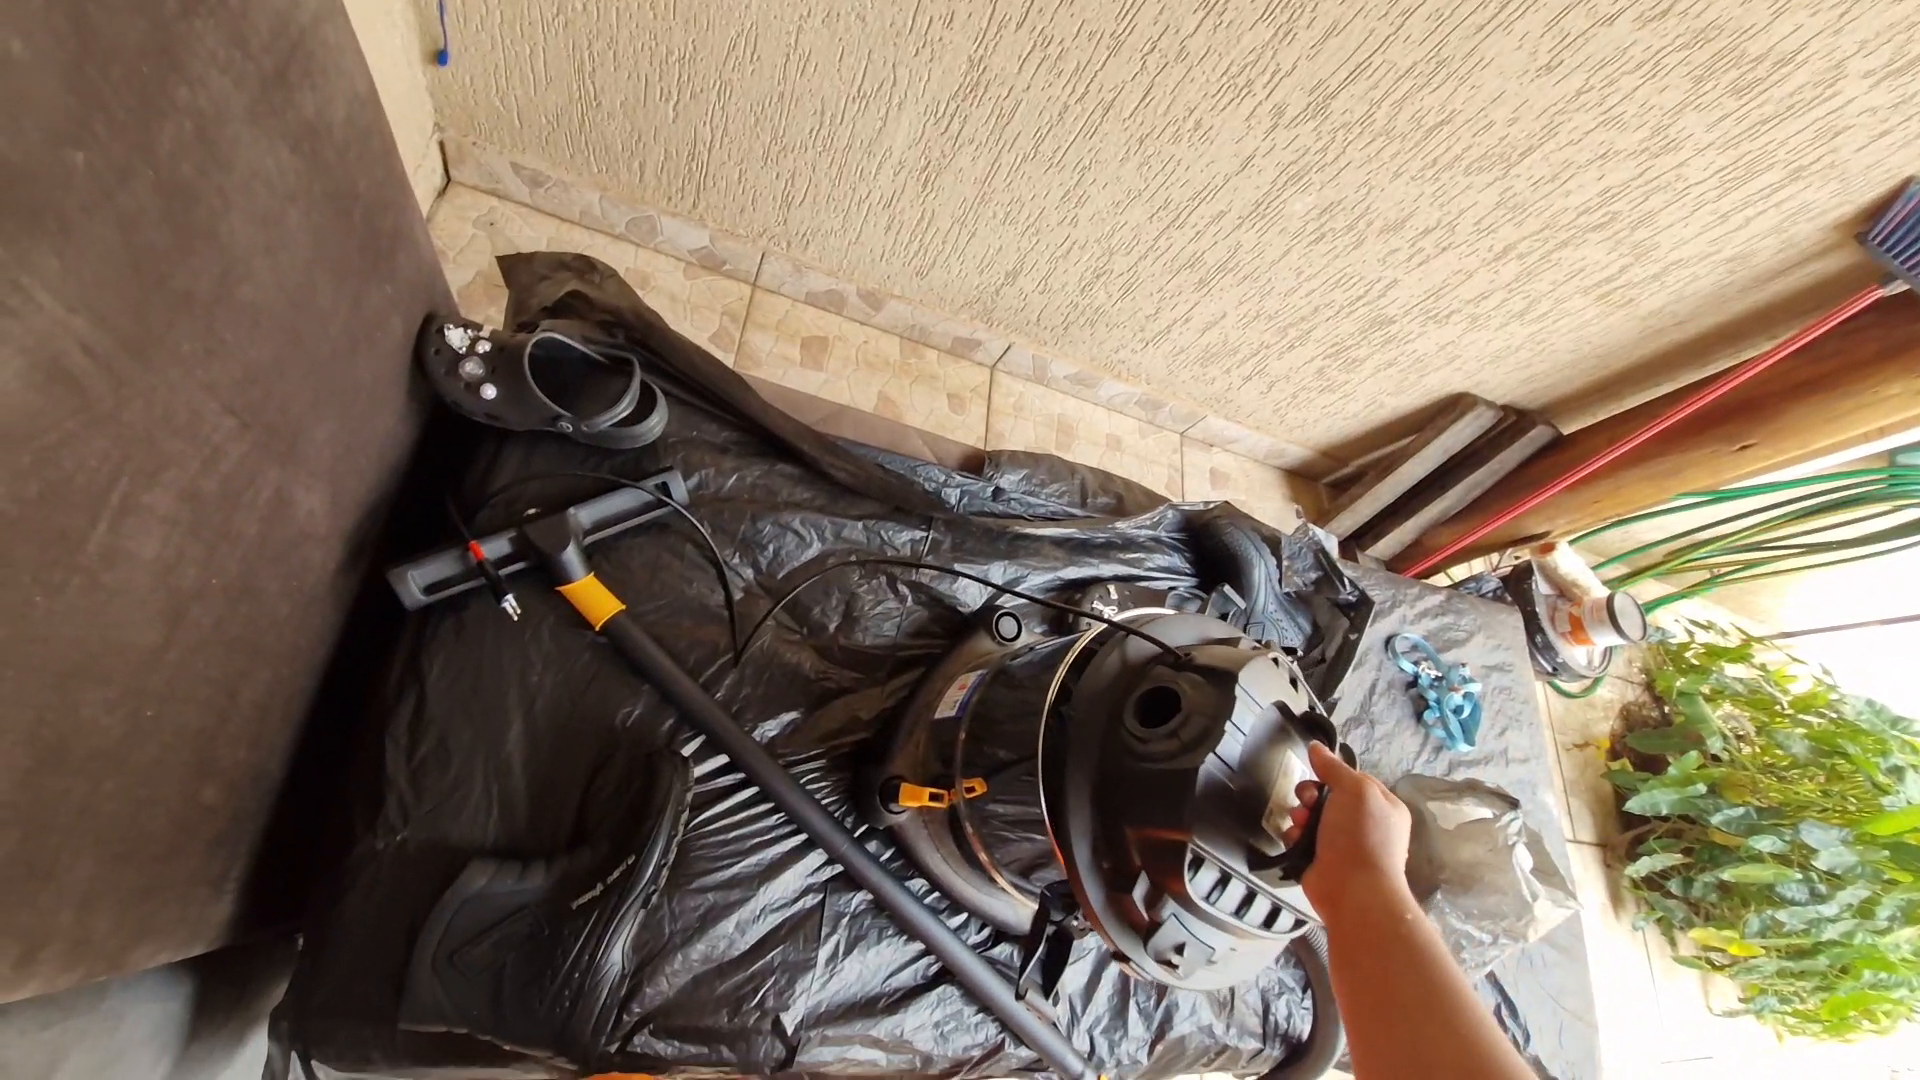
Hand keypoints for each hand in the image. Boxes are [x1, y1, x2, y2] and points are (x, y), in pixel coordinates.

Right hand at [1281, 741, 1413, 916]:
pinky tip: (1297, 840)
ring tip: (1301, 824)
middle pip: (1327, 795)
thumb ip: (1334, 767)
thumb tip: (1315, 746)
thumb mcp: (1354, 790)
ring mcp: (1342, 843)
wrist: (1353, 890)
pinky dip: (1295, 835)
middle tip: (1307, 801)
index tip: (1317, 774)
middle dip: (1310, 795)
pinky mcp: (1320, 859)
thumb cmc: (1361, 836)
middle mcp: (1365, 824)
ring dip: (1300, 815)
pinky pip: (1301, 837)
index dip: (1332, 774)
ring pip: (1310, 815)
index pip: (1352, 778)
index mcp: (1383, 806)